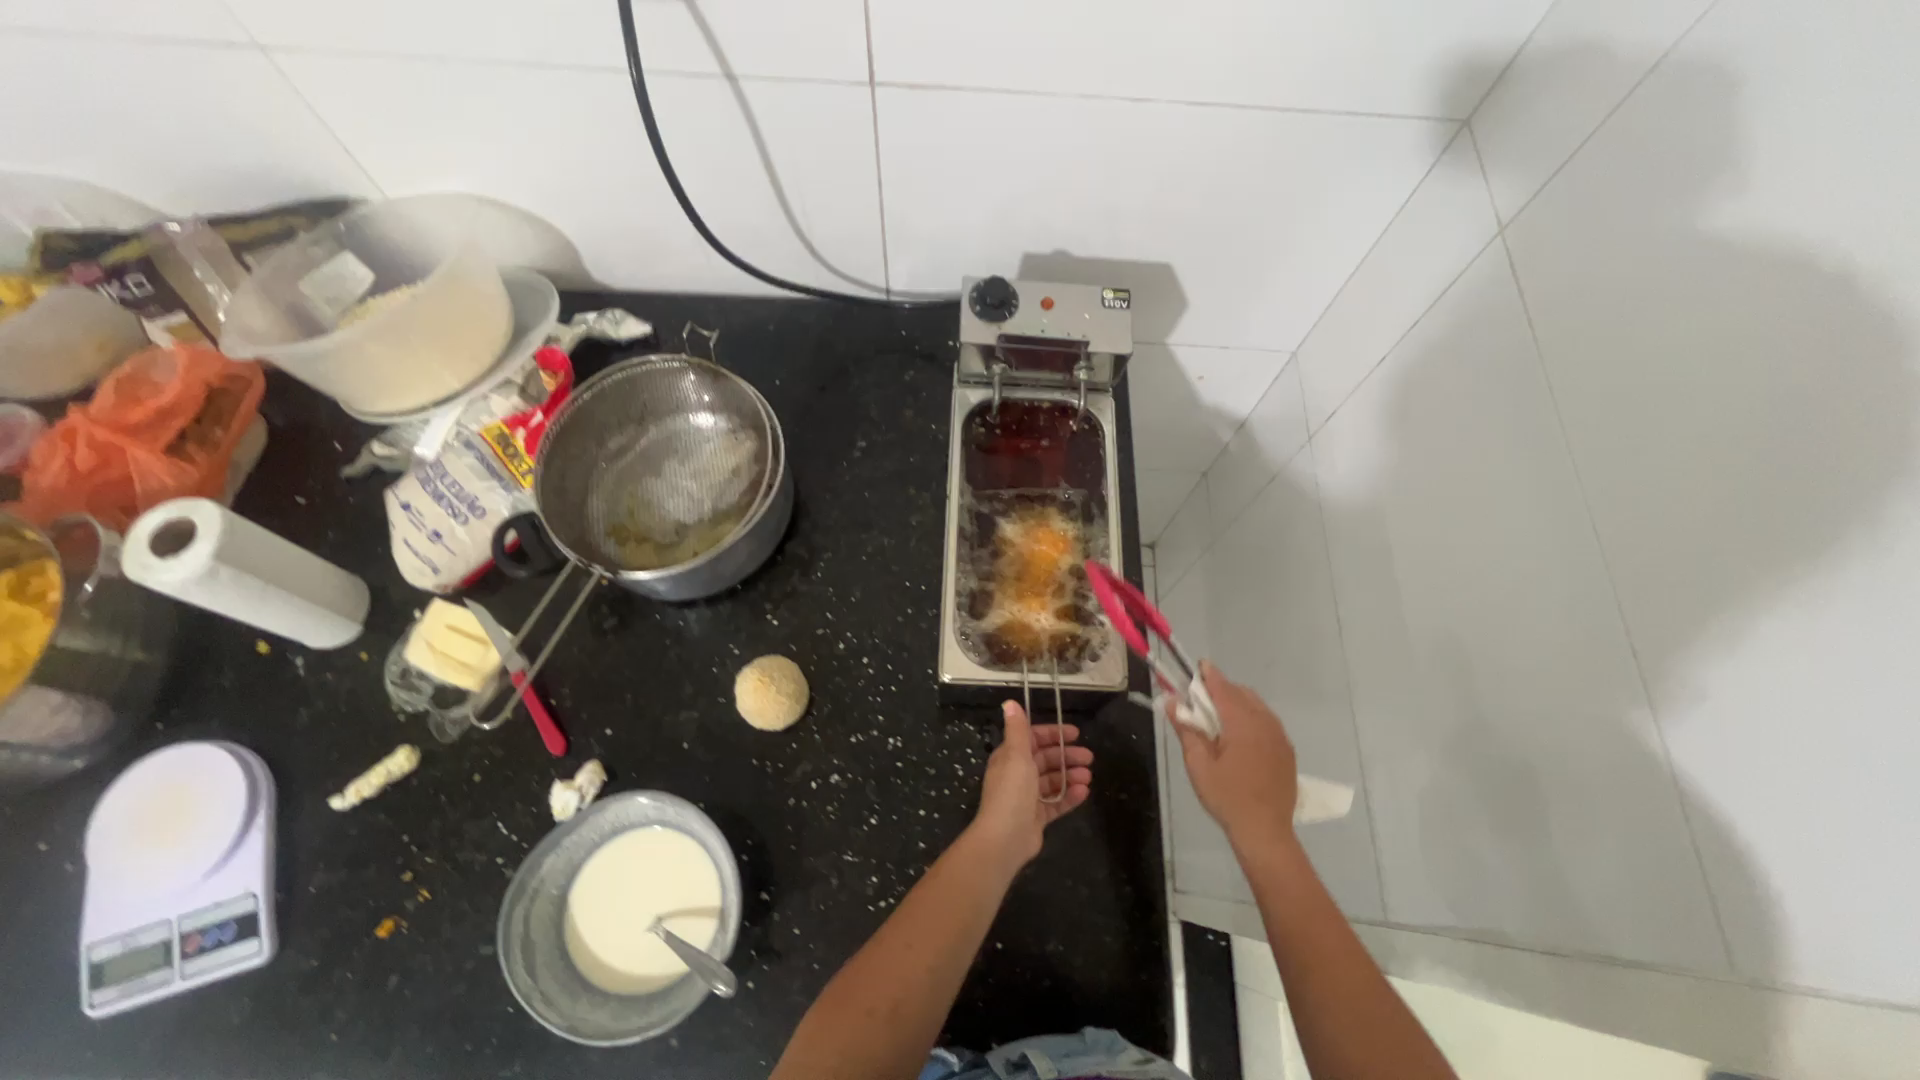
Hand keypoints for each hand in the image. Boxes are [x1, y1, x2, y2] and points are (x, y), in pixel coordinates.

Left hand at [969, 700, 1092, 866]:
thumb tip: (1010, 702)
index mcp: (1009, 758)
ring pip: (1052, 781)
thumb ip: (1018, 729)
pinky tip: (1084, 793)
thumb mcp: (1016, 755)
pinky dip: (1069, 797)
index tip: (1075, 734)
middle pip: (1045, 760)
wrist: (1005, 838)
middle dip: (1067, 756)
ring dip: (1071, 776)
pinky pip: (1056, 803)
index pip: (1033, 740)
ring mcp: (1027, 798)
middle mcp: (1017, 775)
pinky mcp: (1036, 817)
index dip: (1053, 735)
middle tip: (1089, 757)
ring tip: (1088, 777)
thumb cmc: (1011, 792)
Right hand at [1175, 661, 1297, 849]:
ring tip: (1219, 717)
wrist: (1265, 830)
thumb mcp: (1198, 765)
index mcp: (1242, 724)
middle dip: (1222, 689)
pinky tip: (1240, 735)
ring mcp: (1280, 737)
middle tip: (1201, 699)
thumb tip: (1172, 701)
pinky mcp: (1287, 750)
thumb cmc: (1226, 797)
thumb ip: (1186, 729)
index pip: (1224, 689)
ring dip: (1238, 703)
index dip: (1210, 676)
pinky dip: (1252, 717)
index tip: (1200, 665)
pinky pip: (1268, 721)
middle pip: (1242, 694)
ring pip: (1258, 707)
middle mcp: (1265, 724)